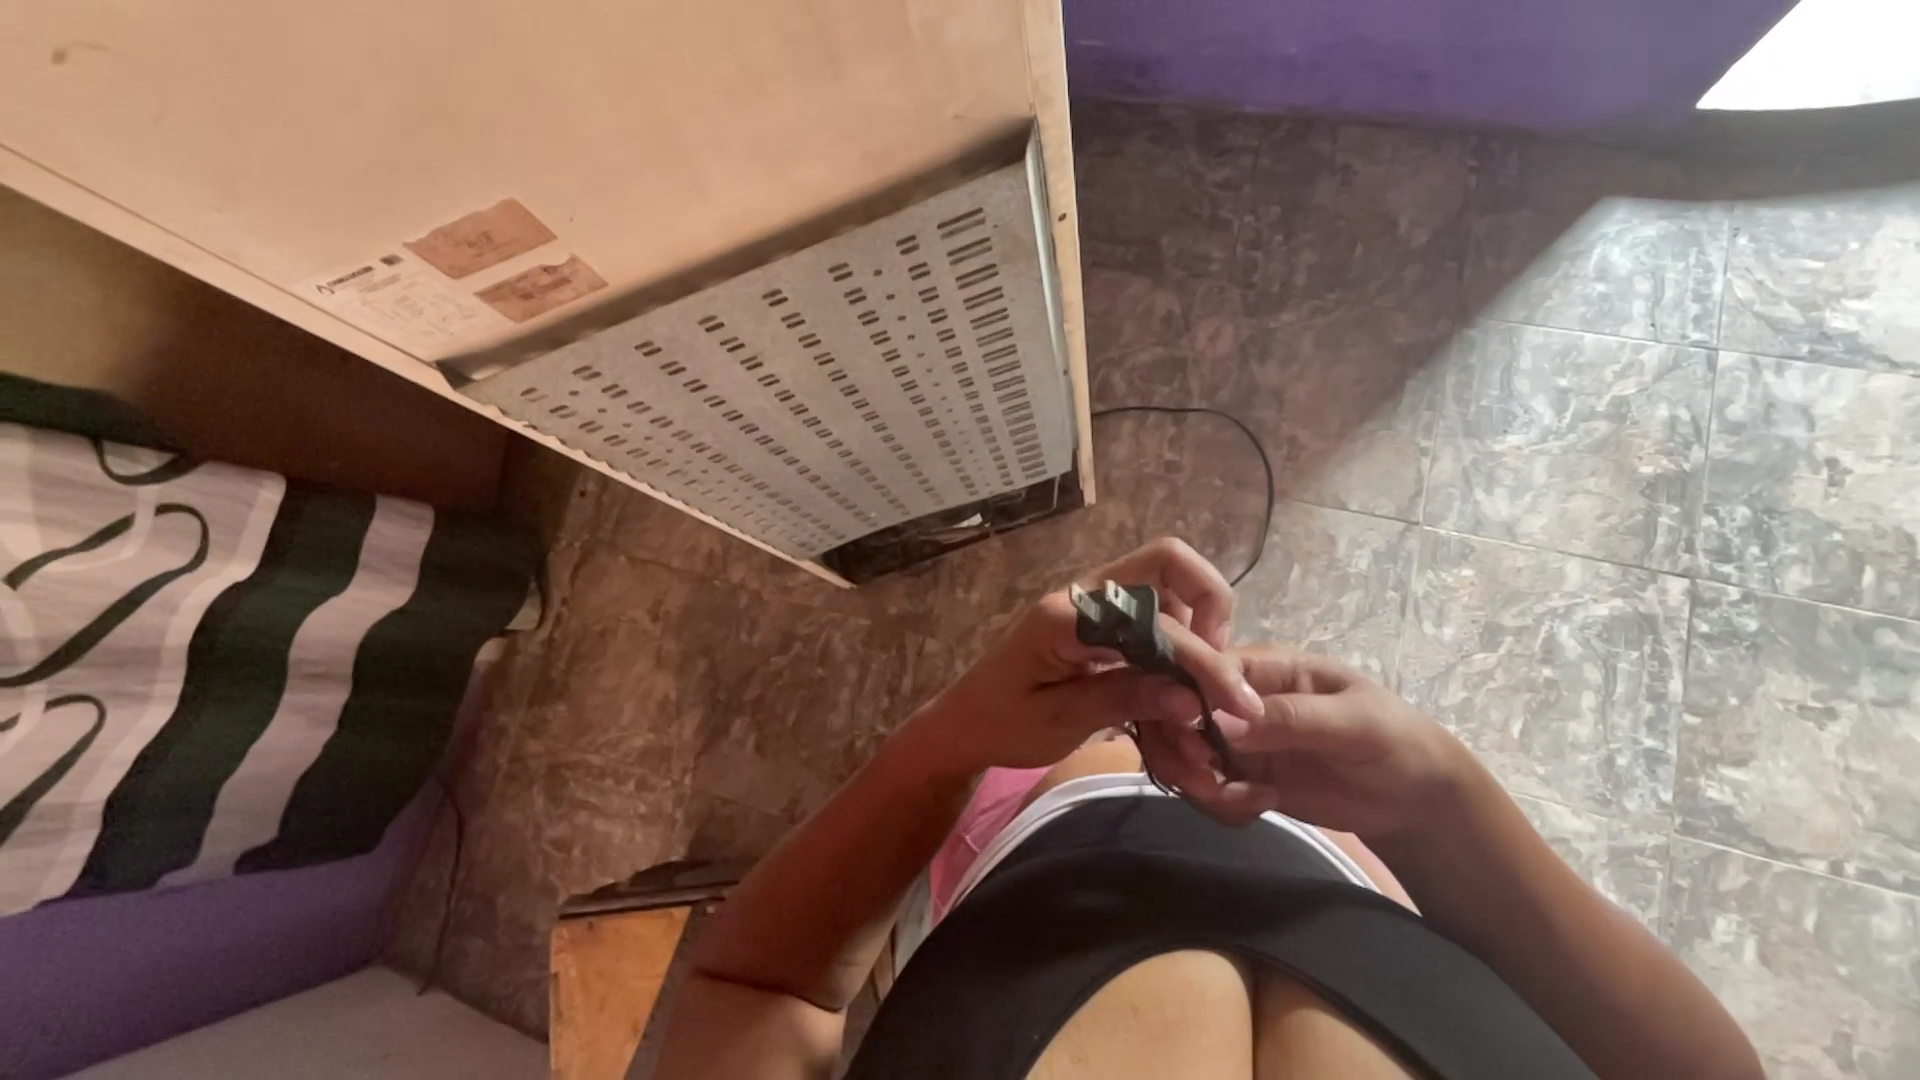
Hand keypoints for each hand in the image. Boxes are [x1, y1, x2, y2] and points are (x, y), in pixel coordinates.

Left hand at [905, 538, 1265, 775]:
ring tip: (1209, 687)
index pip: (1153, 617)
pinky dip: (1180, 644)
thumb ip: (1125, 700)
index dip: (1201, 659)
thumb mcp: (1060, 721)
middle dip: (1211, 609)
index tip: (1236, 704)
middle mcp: (1083, 595)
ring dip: (1199, 628)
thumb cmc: (1001, 724)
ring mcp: (1092, 604)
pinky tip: (1185, 688)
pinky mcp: (1099, 623)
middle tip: (1222, 673)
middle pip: (1168, 563)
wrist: (963, 724)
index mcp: (1066, 615)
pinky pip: (1153, 615)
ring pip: (1167, 587)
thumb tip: (1193, 699)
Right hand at [1138, 646, 1477, 839]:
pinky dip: (1217, 804)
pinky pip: (1200, 788)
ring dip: (1196, 781)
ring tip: (1243, 801)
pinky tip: (1256, 809)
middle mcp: (1235, 698)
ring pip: (1179, 752)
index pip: (1201, 665)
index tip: (1193, 728)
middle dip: (1180, 746)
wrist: (1414, 801)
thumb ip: (1291, 718)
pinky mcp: (1236, 777)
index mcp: (1262, 666)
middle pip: (1174, 709)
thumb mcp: (1353, 722)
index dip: (1183, 691)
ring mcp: (1233, 739)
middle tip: (1209, 777)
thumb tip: (1222, 721)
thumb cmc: (1393, 740)